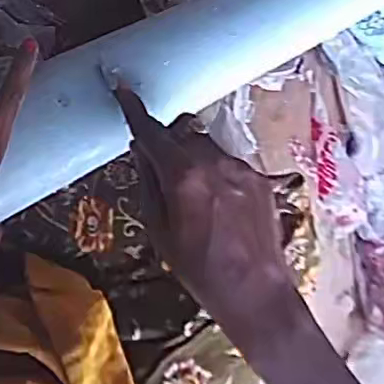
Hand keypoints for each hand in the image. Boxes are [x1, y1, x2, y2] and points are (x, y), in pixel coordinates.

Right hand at [113, 86, 295, 327]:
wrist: (256, 292)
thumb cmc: (199, 268)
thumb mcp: (159, 230)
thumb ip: (148, 182)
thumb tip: (140, 150)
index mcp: (183, 175)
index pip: (153, 132)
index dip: (135, 111)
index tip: (124, 91)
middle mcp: (213, 161)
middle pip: (181, 134)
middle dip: (168, 144)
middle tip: (163, 171)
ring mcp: (240, 167)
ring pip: (205, 146)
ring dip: (193, 158)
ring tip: (195, 196)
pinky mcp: (259, 177)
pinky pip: (228, 162)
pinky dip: (216, 172)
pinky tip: (220, 205)